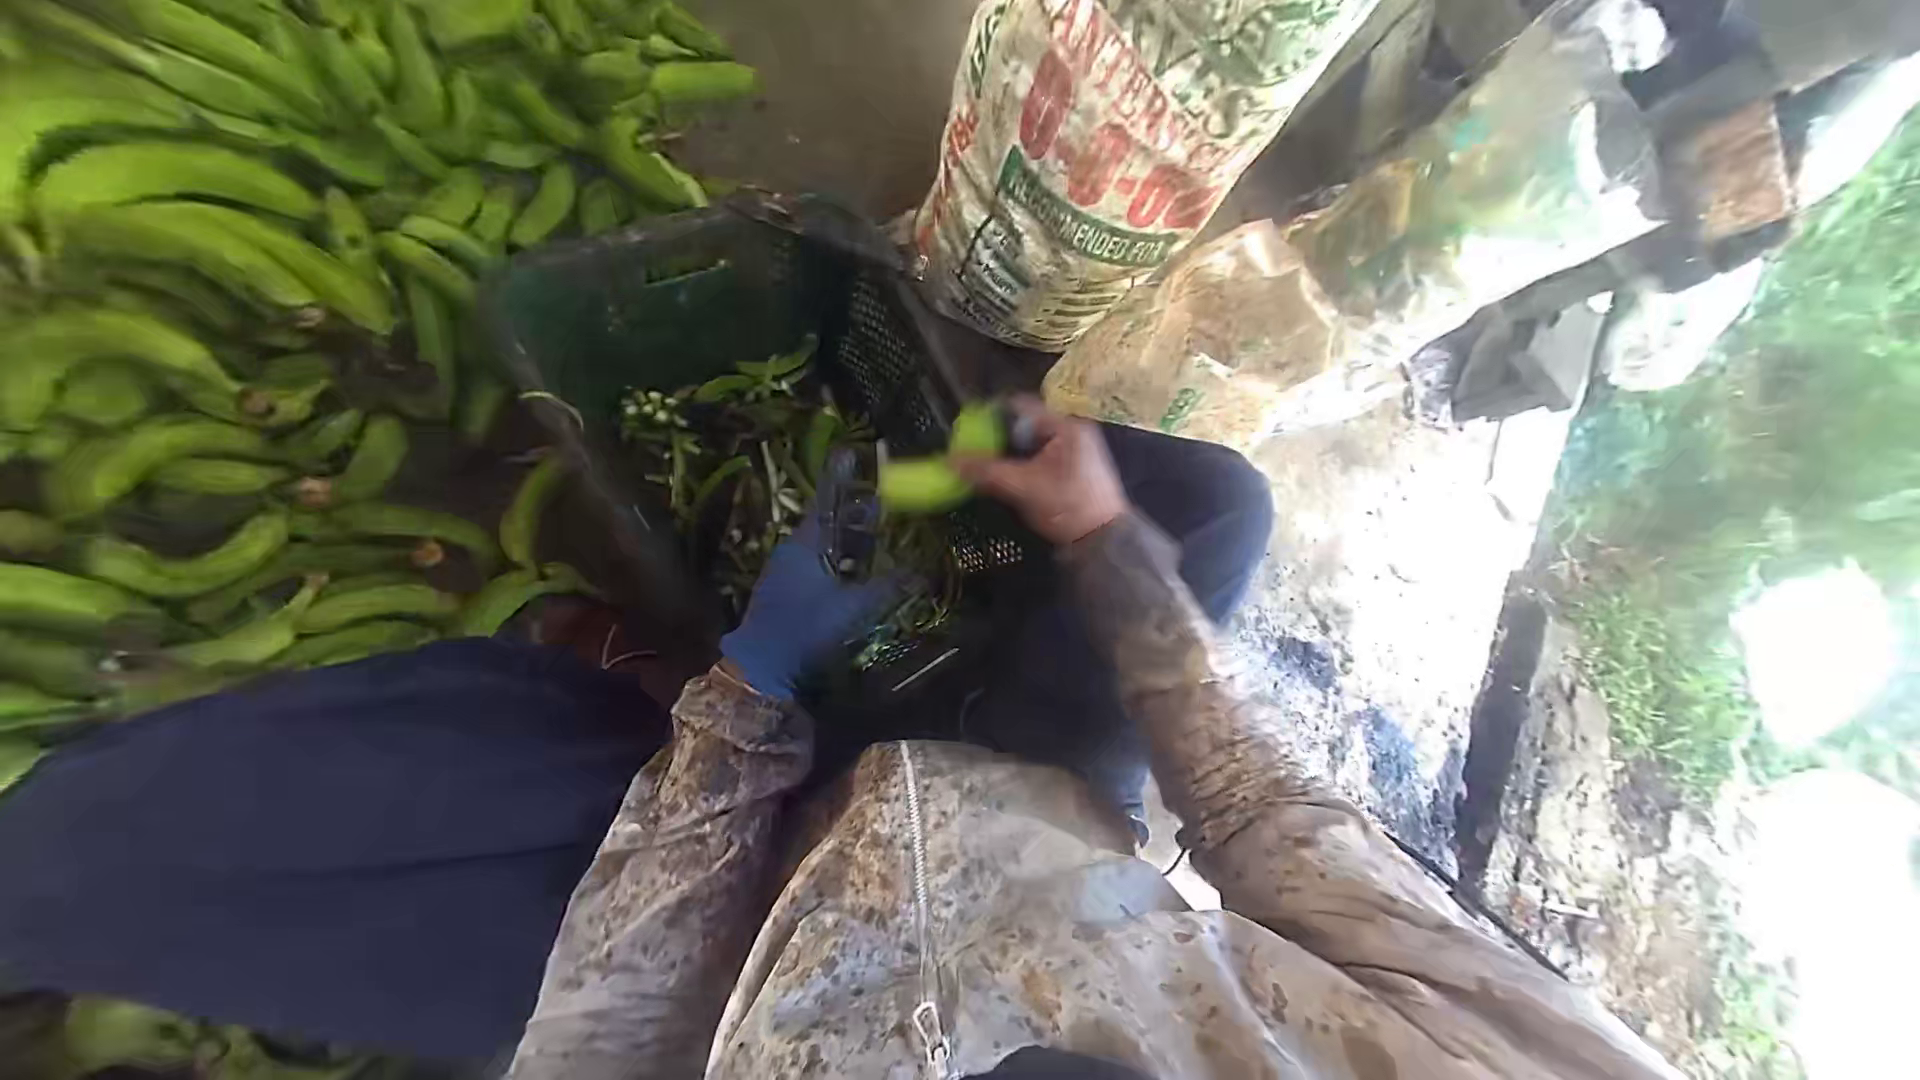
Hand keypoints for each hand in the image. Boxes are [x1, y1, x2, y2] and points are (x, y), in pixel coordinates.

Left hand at [718, 451, 904, 699]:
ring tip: (874, 534)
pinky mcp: (785, 588)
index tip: (849, 453)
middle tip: (880, 502)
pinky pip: (815, 562)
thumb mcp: (853, 606)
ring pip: (822, 543)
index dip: (841, 478)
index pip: (827, 500)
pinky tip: (854, 570)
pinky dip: (836, 559)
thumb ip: (888, 587)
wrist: (762, 663)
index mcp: (805, 543)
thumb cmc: (806, 626)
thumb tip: (922, 573)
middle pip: (827, 520)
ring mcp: (785, 569)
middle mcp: (793, 549)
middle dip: (853, 512)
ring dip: (846, 538)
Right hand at [950, 398, 1127, 545]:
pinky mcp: (1073, 468)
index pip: (1020, 406)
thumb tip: (952, 462)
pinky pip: (1039, 456)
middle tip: (972, 448)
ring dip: (1008, 452)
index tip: (968, 428)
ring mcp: (1075, 449)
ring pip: (1031, 442)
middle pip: (1024, 424)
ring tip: (984, 463)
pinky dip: (1021, 462)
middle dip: (997, 436)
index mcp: (1065, 427)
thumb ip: (987, 472)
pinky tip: (1006, 476)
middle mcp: (1071, 431)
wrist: (1103, 540)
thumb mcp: (1024, 488)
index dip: (991, 414)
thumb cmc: (1067, 507)